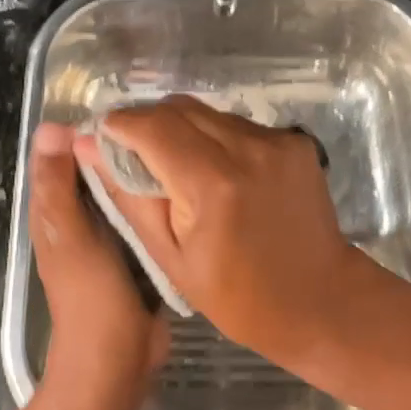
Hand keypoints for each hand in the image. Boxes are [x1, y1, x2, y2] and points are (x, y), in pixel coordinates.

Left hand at [28, 123, 169, 405]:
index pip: (66, 157)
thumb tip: (50, 126)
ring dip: (142, 173)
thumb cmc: (90, 297)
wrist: (115, 363)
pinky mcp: (137, 254)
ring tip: (180, 145)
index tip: (129, 108)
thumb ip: (58, 185)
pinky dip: (156, 200)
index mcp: (55, 213)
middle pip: (98, 172)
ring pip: (123, 193)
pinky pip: (144, 216)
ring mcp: (110, 238)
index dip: (88, 130)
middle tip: (165, 123)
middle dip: (123, 149)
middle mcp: (80, 219)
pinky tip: (183, 185)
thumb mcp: (70, 235)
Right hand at [80, 97, 367, 365]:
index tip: (102, 139)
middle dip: (149, 124)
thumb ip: (129, 196)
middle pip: (179, 108)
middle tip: (136, 157)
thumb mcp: (170, 257)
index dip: (120, 126)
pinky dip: (218, 139)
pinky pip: (239, 125)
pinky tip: (220, 175)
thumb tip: (88, 146)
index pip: (151, 126)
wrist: (321, 301)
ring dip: (184, 130)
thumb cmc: (238, 296)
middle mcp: (247, 148)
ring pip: (209, 113)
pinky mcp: (295, 141)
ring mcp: (276, 141)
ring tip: (181, 171)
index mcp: (212, 183)